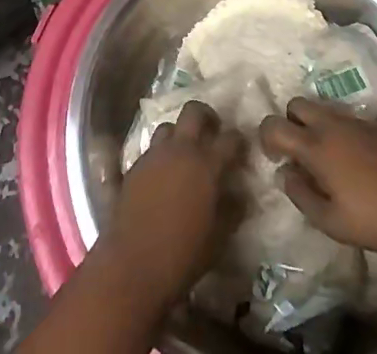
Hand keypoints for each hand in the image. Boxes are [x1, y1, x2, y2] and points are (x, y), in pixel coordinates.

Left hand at [99, 100, 244, 306]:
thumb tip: (238, 192)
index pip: (230, 138)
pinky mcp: (134, 167)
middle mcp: (180, 150)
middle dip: (207, 116)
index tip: (242, 149)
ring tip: (185, 155)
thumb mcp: (220, 236)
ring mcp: (154, 156)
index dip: (239, 141)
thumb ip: (232, 208)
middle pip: (194, 111)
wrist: (134, 264)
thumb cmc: (184, 253)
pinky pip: (151, 149)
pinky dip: (161, 155)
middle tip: (212, 133)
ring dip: (180, 135)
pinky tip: (164, 175)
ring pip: (169, 127)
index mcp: (206, 164)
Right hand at [259, 96, 376, 257]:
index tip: (274, 158)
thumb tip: (285, 174)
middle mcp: (332, 125)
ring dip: (315, 125)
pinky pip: (347, 119)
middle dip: (290, 122)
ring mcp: (357, 122)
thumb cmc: (373, 220)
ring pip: (323, 109)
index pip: (274, 124)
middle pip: (297, 104)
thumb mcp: (329, 221)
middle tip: (297, 152)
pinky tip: (353, 160)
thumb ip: (300, 194)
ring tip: (325, 158)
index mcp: (315, 146)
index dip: (266, 137)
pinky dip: (340, 131)